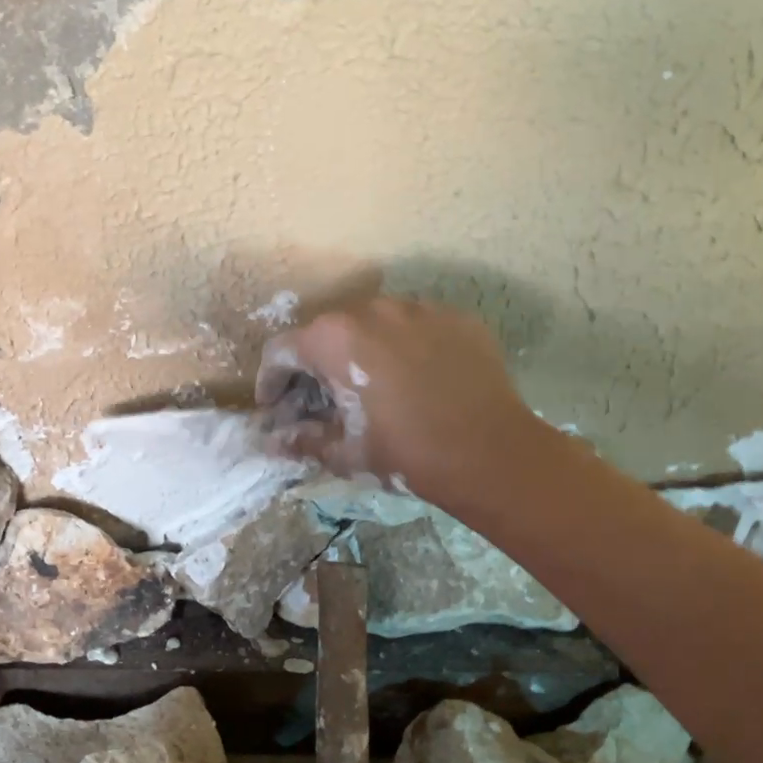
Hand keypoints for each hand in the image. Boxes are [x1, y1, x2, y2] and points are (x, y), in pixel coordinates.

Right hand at [255, 297, 542, 487]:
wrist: (492, 453)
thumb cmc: (405, 453)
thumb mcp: (344, 453)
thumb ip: (301, 440)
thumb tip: (271, 442)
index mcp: (333, 339)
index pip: (281, 350)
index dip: (271, 381)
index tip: (275, 408)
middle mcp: (370, 309)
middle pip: (326, 332)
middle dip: (316, 365)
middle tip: (322, 401)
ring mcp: (417, 308)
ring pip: (373, 325)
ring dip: (361, 352)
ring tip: (372, 388)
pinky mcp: (456, 317)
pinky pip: (416, 328)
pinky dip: (405, 349)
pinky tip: (416, 381)